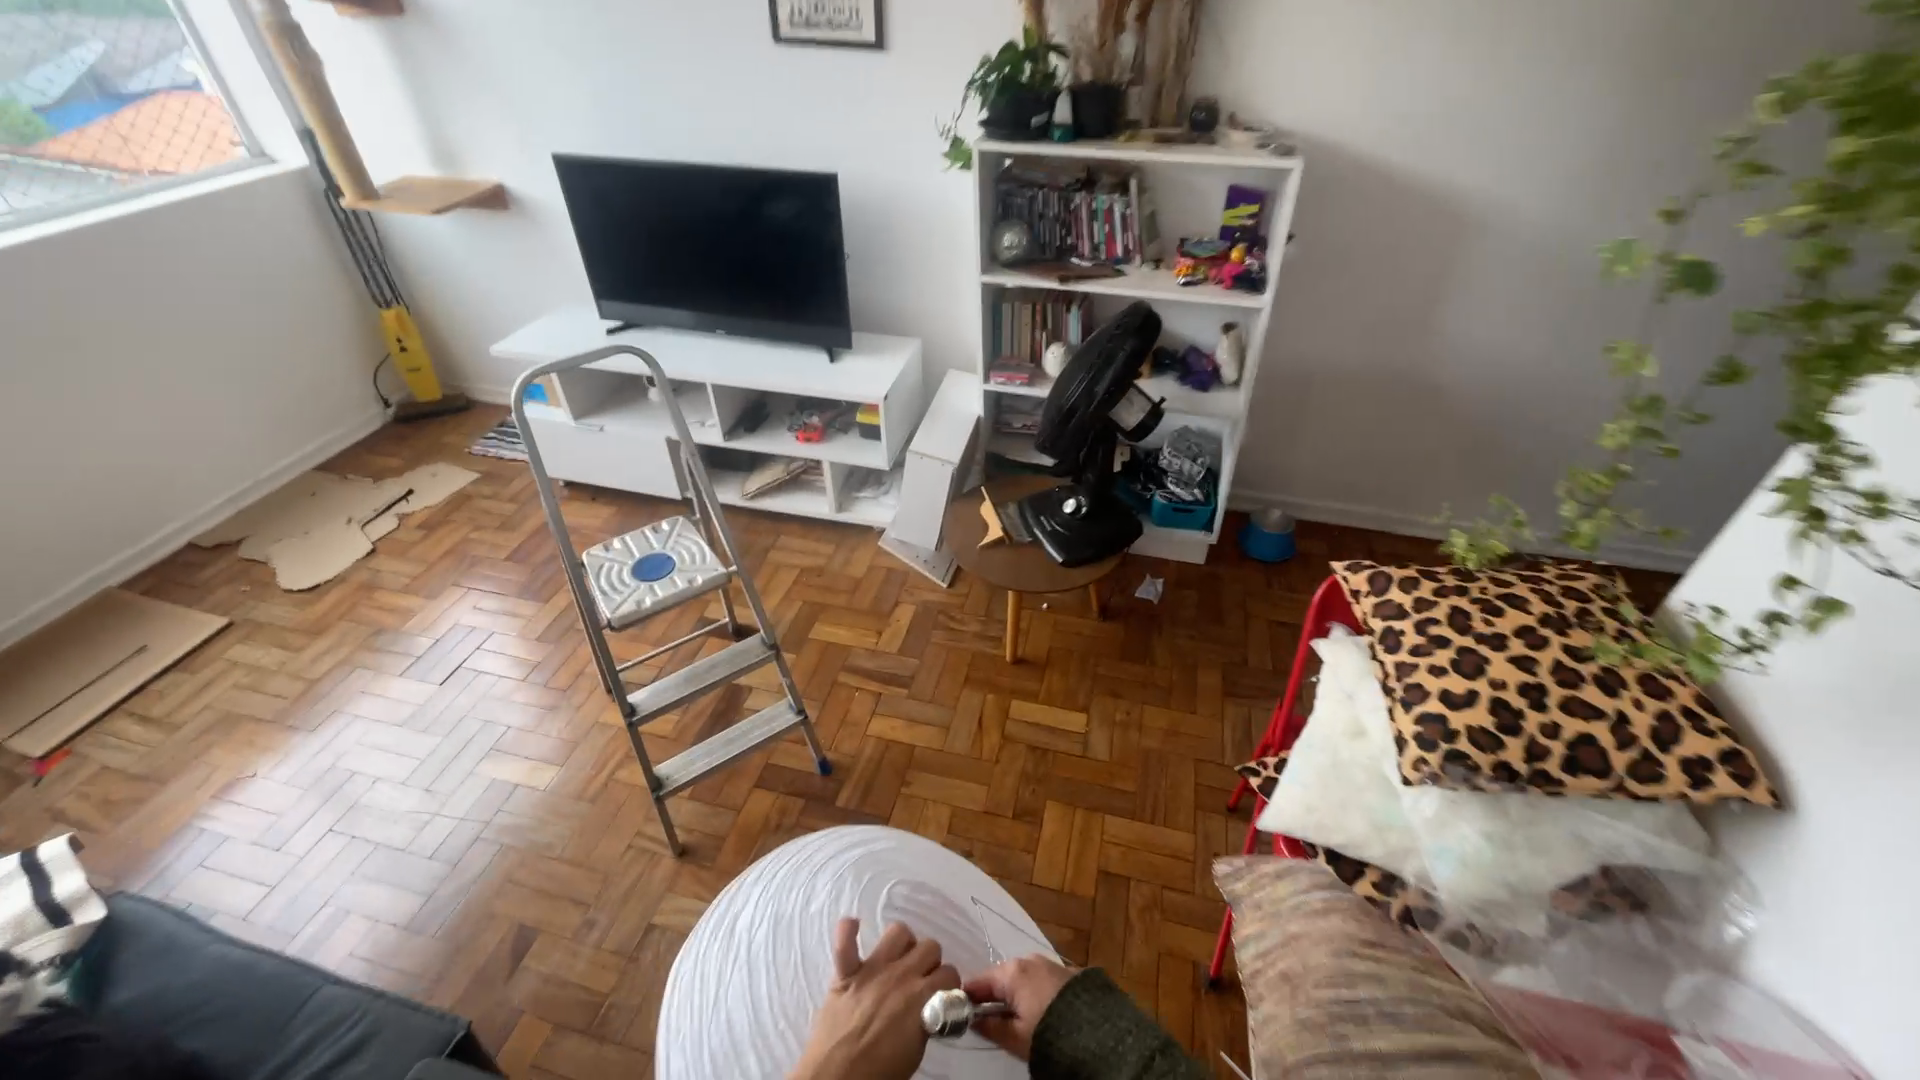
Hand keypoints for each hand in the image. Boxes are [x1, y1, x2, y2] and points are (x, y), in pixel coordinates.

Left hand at [791, 918, 959, 1079]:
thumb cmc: (881, 1073)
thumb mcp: (917, 1049)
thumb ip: (927, 1020)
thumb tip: (930, 1008)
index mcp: (923, 996)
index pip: (950, 974)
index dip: (949, 985)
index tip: (944, 995)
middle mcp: (901, 974)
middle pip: (930, 946)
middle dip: (931, 962)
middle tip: (923, 981)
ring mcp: (872, 969)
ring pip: (898, 932)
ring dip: (903, 944)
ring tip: (899, 961)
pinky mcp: (845, 973)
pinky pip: (845, 941)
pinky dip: (848, 931)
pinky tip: (854, 926)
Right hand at [962, 954, 1076, 1061]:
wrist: (1098, 1031)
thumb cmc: (1048, 1033)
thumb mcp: (1015, 1038)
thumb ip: (990, 1027)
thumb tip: (973, 1020)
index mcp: (1010, 972)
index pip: (978, 982)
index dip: (968, 998)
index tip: (962, 1013)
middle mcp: (1028, 960)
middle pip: (1001, 978)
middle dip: (994, 996)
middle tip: (991, 1020)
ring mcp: (1050, 963)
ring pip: (1023, 978)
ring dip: (1017, 994)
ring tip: (1018, 1017)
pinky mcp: (1069, 972)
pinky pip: (1043, 980)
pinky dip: (1037, 992)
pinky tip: (1042, 1009)